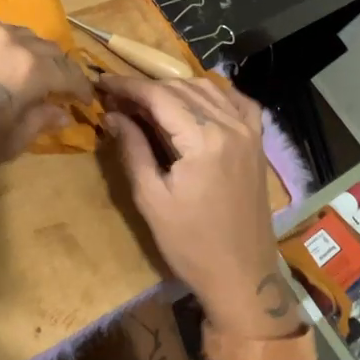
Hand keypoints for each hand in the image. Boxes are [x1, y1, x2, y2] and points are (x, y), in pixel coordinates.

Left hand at [0, 4, 92, 211]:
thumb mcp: (8, 144)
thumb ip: (39, 121)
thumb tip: (61, 112)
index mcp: (32, 71)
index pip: (69, 74)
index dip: (80, 88)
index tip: (84, 101)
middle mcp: (12, 41)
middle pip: (46, 49)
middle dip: (56, 69)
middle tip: (55, 89)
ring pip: (17, 33)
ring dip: (27, 51)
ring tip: (22, 70)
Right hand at [100, 76, 295, 338]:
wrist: (242, 277)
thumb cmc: (191, 245)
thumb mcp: (151, 199)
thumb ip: (132, 149)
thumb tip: (112, 115)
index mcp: (204, 140)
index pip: (159, 95)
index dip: (127, 85)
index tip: (101, 81)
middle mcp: (230, 126)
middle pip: (181, 88)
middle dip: (146, 88)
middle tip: (116, 98)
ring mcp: (249, 132)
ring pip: (207, 89)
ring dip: (174, 88)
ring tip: (145, 101)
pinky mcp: (257, 143)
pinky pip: (237, 102)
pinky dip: (212, 93)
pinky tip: (193, 99)